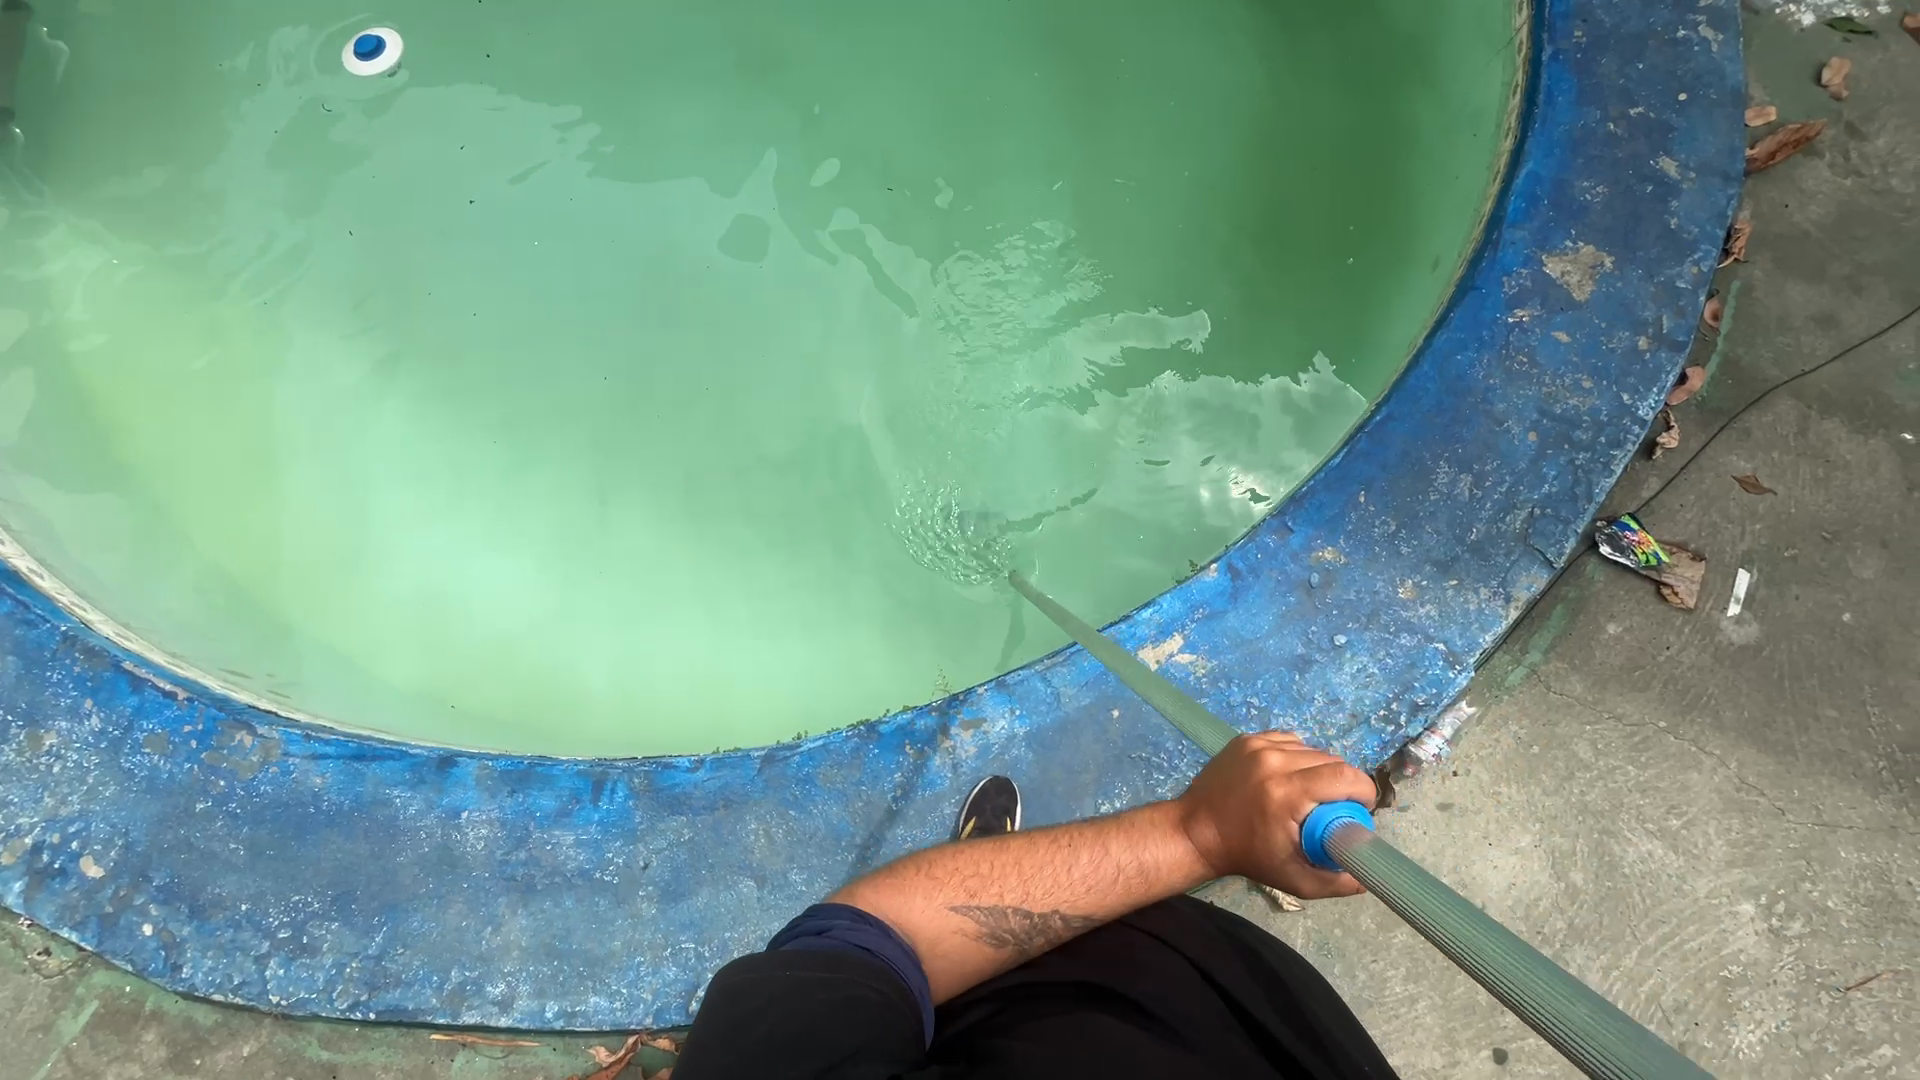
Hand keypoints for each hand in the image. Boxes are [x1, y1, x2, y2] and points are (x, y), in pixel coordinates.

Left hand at [1174, 731, 1377, 898]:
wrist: (1196, 830)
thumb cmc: (1246, 856)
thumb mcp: (1294, 880)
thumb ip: (1336, 882)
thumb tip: (1367, 875)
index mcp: (1286, 793)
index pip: (1345, 776)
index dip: (1363, 792)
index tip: (1360, 810)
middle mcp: (1273, 761)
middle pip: (1330, 761)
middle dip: (1342, 784)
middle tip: (1333, 807)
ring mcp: (1256, 746)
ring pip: (1310, 748)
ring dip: (1319, 768)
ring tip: (1309, 792)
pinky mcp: (1245, 739)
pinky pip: (1287, 741)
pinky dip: (1296, 755)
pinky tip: (1290, 775)